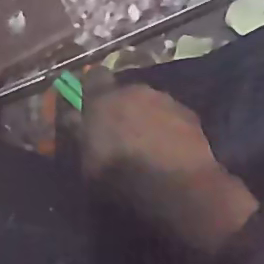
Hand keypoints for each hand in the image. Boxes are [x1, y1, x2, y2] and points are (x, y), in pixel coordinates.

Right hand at [81, 84, 259, 253]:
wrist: (175, 186)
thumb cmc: (120, 177)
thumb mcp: (87, 162)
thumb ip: (80, 135)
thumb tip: (73, 118)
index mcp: (104, 99)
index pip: (94, 76)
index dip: (93, 89)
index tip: (92, 105)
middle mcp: (135, 91)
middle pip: (126, 92)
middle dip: (124, 108)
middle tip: (122, 134)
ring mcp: (166, 100)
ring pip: (152, 103)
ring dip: (149, 118)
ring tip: (150, 146)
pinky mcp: (191, 115)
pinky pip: (174, 117)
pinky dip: (171, 129)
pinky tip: (171, 151)